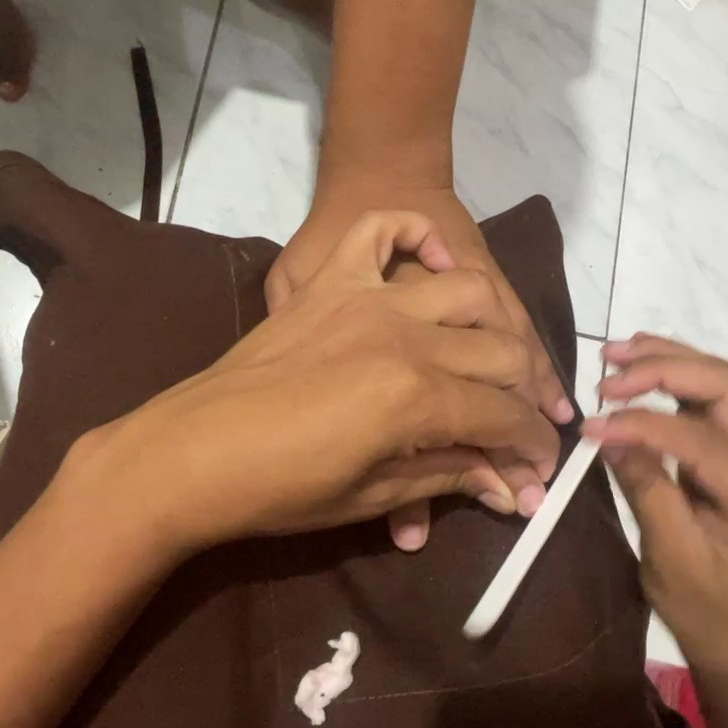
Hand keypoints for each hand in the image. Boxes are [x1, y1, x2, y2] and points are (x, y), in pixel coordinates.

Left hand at [58, 211, 561, 557]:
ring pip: (467, 290)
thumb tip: (509, 485)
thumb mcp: (367, 496)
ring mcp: (366, 298)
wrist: (186, 452)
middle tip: (527, 431)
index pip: (504, 416)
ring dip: (498, 326)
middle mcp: (405, 335)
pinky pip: (385, 231)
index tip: (541, 473)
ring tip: (500, 362)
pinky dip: (414, 235)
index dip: (532, 448)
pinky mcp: (332, 281)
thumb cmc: (275, 489)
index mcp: (414, 397)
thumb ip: (446, 476)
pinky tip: (432, 263)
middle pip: (502, 354)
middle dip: (529, 398)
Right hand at [584, 335, 727, 684]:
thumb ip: (646, 487)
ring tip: (621, 352)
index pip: (702, 437)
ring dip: (674, 363)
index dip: (643, 421)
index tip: (592, 422)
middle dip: (669, 366)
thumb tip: (609, 432)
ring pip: (727, 389)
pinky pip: (717, 410)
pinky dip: (680, 385)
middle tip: (610, 365)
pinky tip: (644, 373)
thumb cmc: (707, 612)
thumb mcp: (670, 556)